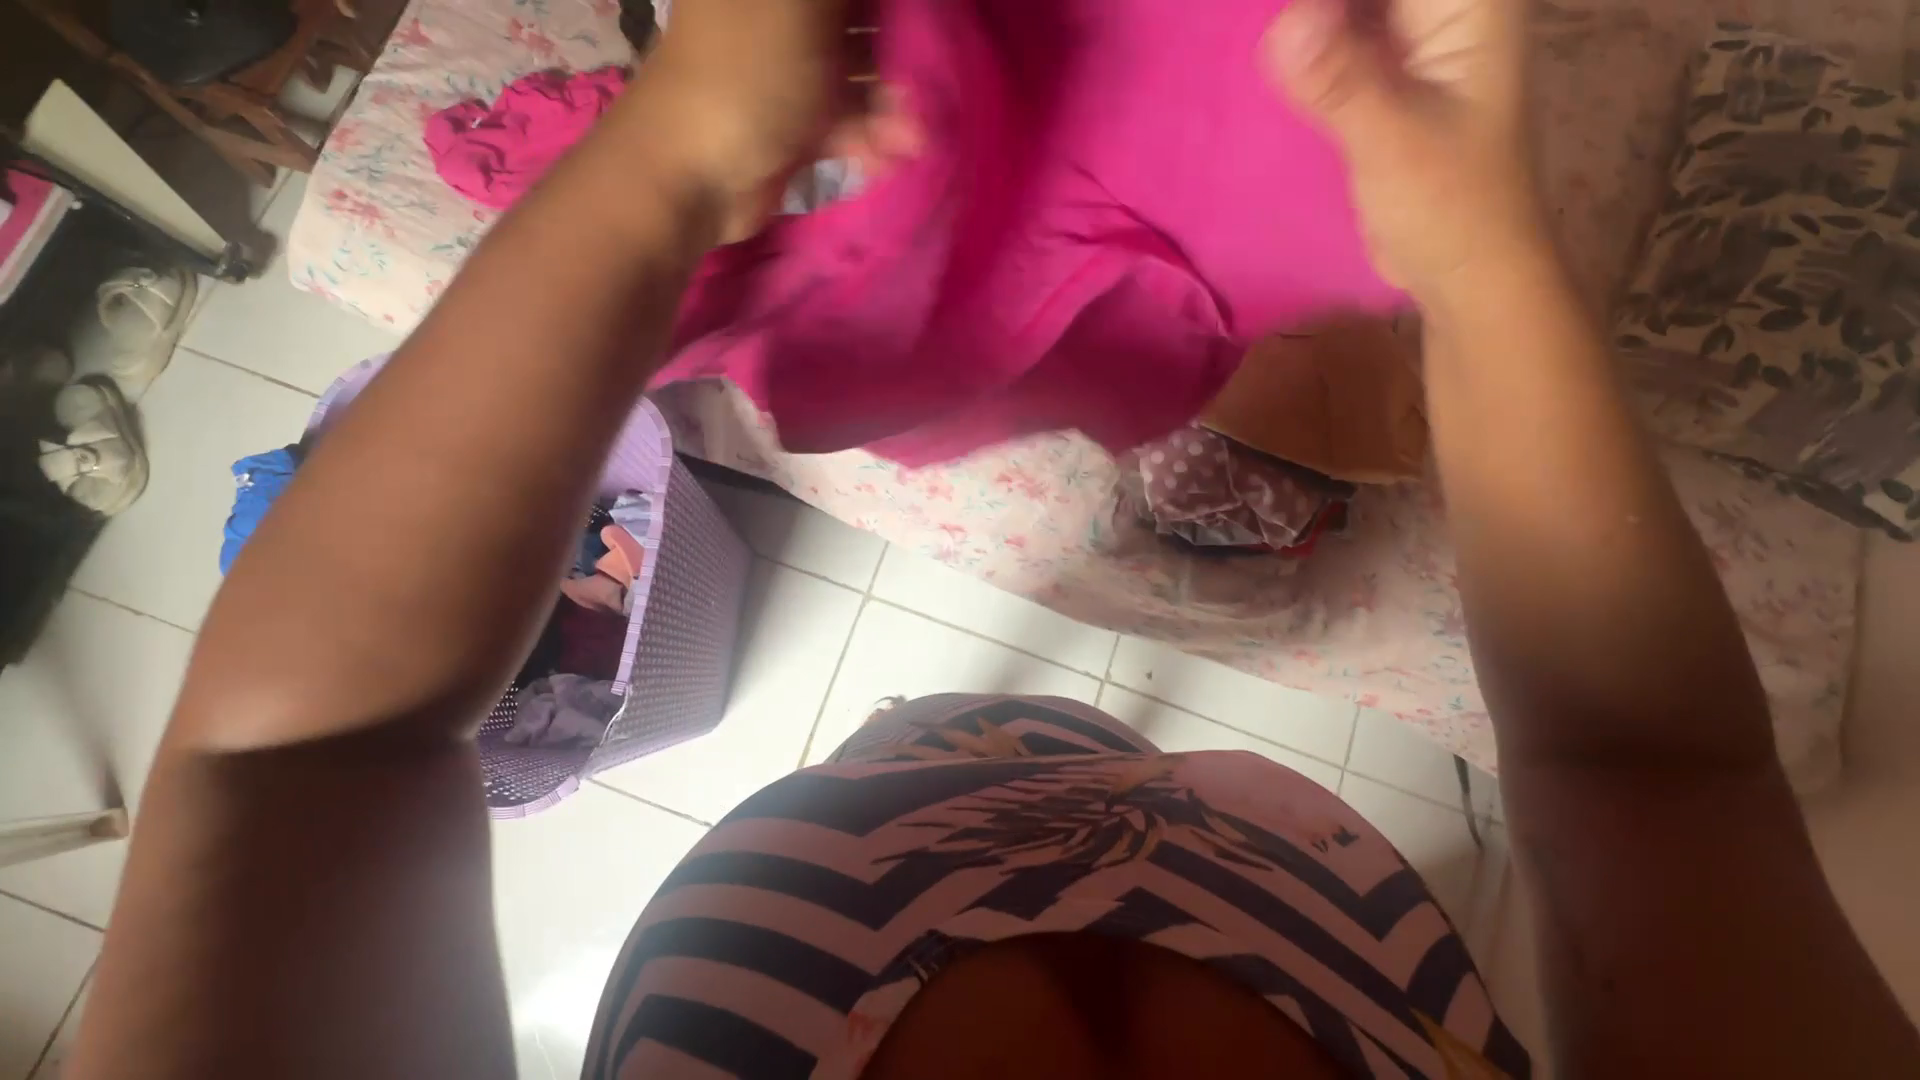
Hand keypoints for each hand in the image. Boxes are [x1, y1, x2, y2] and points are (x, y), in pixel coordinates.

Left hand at [627, 0, 919, 240]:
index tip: (928, 32)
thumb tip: (887, 7)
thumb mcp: (803, 5)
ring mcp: (787, 66)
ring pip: (858, 72)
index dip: (896, 11)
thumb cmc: (748, 74)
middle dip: (902, 56)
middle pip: (862, 21)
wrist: (692, 176)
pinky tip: (890, 156)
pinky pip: (844, 119)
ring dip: (892, 104)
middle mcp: (779, 10)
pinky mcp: (794, 120)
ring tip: (913, 139)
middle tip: (929, 88)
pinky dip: (870, 136)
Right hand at [1261, 0, 1548, 301]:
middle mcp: (1444, 9)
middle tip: (1254, 23)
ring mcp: (1415, 42)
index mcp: (1468, 3)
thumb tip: (1284, 20)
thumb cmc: (1448, 207)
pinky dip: (1309, 40)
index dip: (1328, 1)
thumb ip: (1339, 81)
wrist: (1466, 270)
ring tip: (1258, 33)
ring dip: (1307, 20)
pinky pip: (1341, 37)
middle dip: (1312, 9)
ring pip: (1348, 8)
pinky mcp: (1387, 77)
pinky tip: (1277, 58)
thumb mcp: (1391, 141)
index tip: (1282, 20)